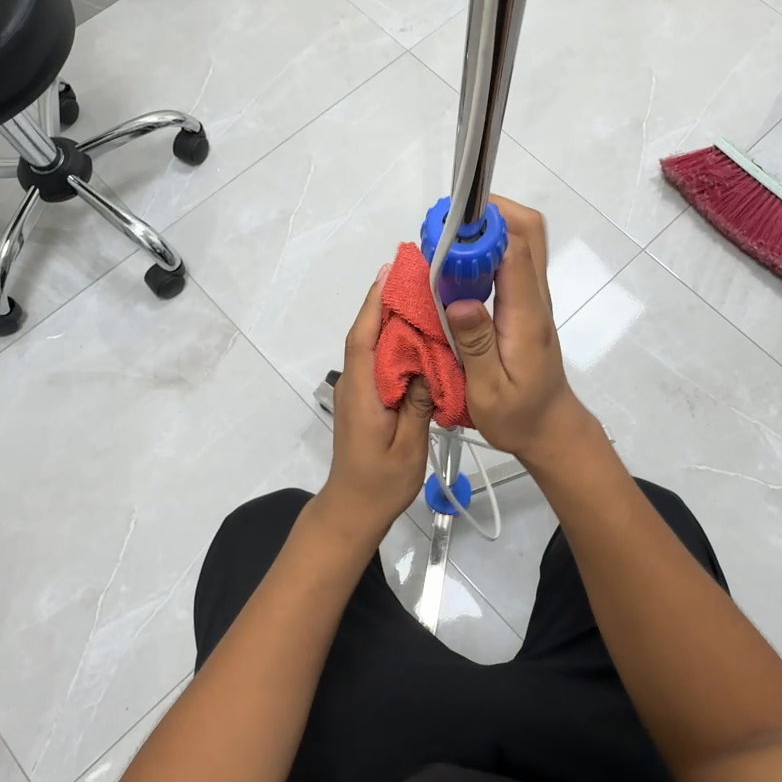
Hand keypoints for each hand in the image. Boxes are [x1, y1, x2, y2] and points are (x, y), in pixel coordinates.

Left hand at [314, 265, 435, 539]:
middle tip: (417, 274)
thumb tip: (427, 360)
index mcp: (362, 393)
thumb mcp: (407, 445)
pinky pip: (378, 361)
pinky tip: (419, 336)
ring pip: (372, 346)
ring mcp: (358, 391)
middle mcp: (355, 385)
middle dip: (386, 301)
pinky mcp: (366, 399)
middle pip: (367, 334)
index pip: (364, 338)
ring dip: (391, 319)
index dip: (375, 303)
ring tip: (422, 294)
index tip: (392, 273)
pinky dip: (394, 342)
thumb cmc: (381, 482)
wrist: (355, 508)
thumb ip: (416, 402)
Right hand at [445, 197, 592, 460]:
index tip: (447, 230)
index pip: (514, 251)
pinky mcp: (525, 304)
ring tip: (447, 241)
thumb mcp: (489, 391)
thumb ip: (476, 345)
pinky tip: (458, 266)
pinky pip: (513, 261)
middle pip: (528, 230)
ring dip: (488, 229)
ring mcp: (533, 299)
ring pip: (523, 240)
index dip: (483, 230)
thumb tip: (459, 301)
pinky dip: (488, 249)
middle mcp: (535, 298)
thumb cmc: (518, 416)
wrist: (549, 429)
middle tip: (447, 226)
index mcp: (526, 315)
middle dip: (490, 214)